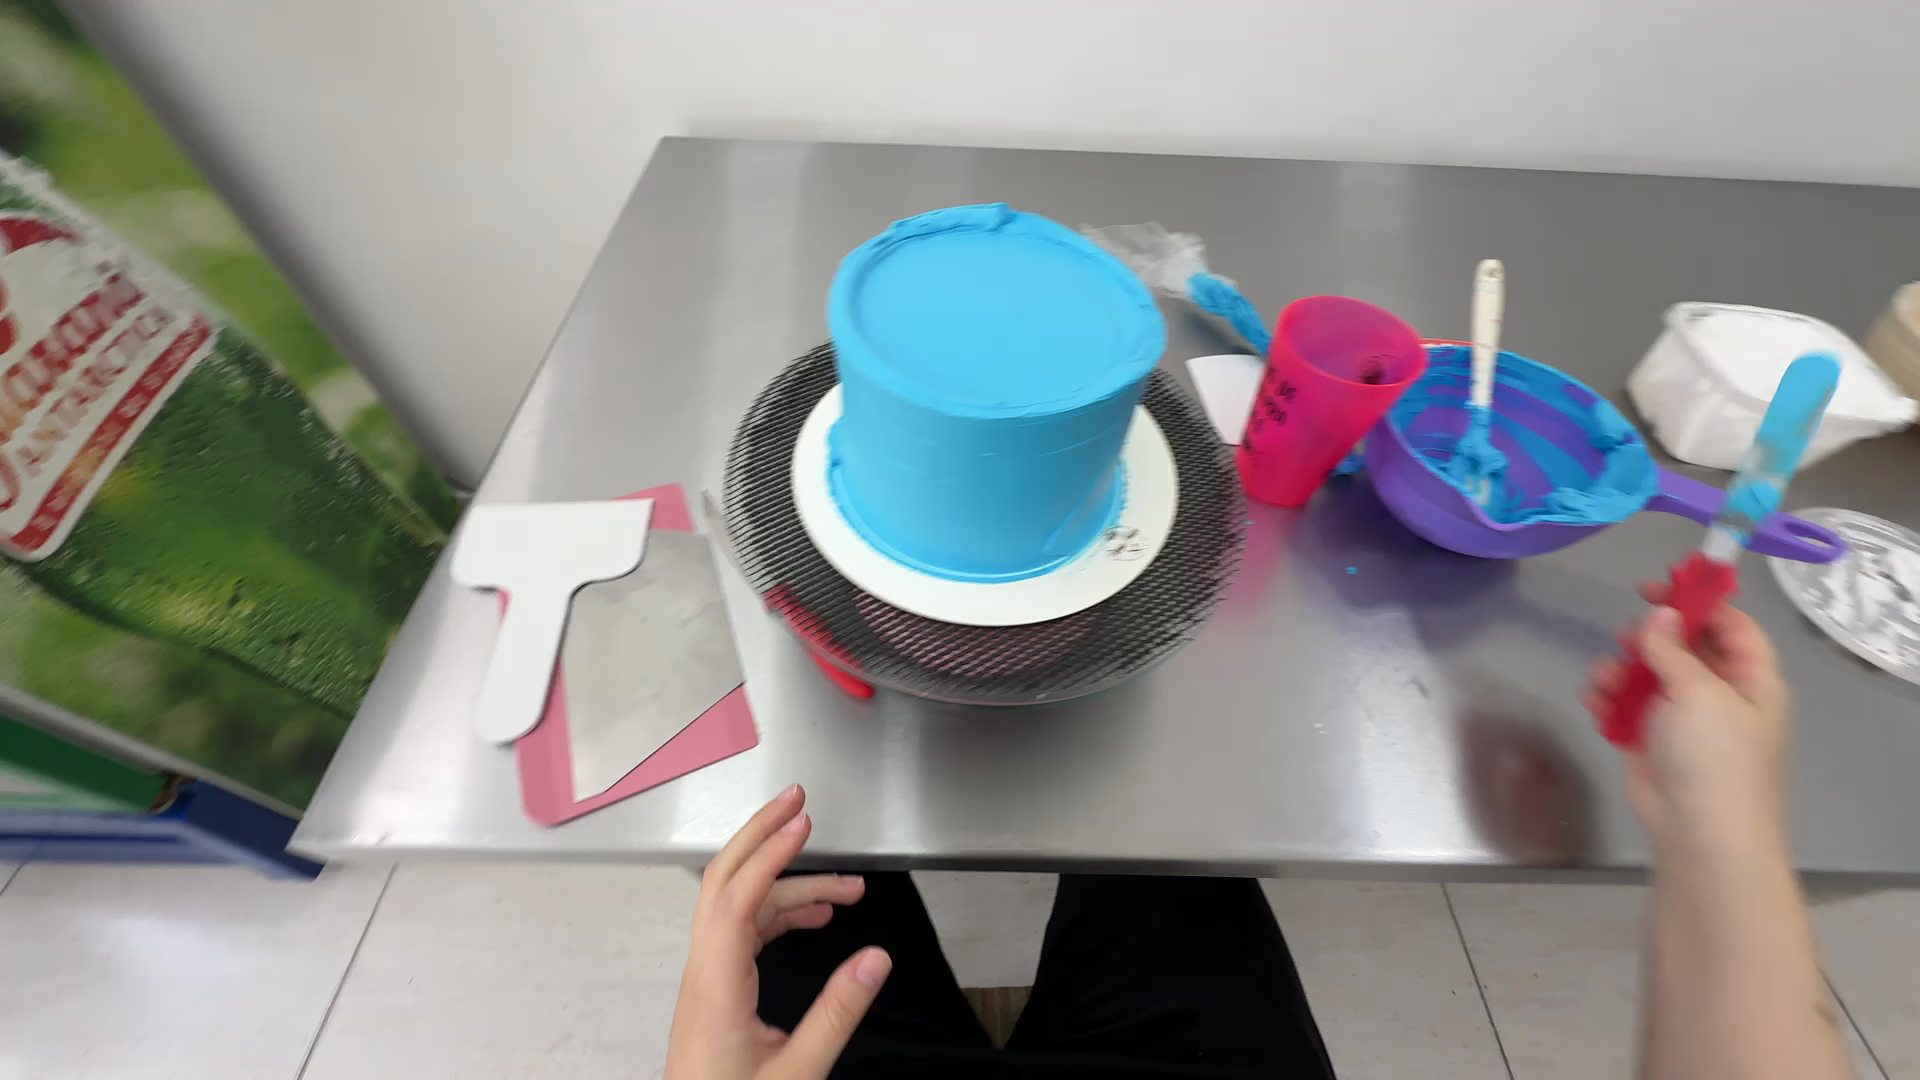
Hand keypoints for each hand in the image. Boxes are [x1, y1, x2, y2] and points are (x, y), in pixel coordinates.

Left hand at [665, 785, 890, 1079]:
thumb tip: (878, 957)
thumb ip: (838, 1013)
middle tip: (797, 800)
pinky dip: (781, 909)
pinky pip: (746, 926)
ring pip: (742, 902)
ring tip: (847, 887)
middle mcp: (703, 971)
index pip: (738, 898)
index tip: (804, 822)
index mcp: (715, 987)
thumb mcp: (797, 1073)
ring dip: (790, 881)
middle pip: (723, 878)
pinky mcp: (715, 985)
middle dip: (761, 832)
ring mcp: (706, 976)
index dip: (771, 853)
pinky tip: (816, 915)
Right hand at [1583, 582, 1790, 850]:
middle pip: (1679, 645)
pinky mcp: (1646, 732)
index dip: (1696, 602)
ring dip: (1618, 671)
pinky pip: (1621, 700)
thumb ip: (1673, 648)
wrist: (1696, 823)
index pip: (1730, 626)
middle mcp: (1717, 692)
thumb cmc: (1712, 754)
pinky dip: (1606, 697)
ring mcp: (1680, 714)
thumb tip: (1660, 611)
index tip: (1652, 587)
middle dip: (1647, 640)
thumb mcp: (1696, 692)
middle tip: (1628, 641)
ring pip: (1642, 671)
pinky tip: (1597, 704)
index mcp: (1750, 680)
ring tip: (1605, 683)